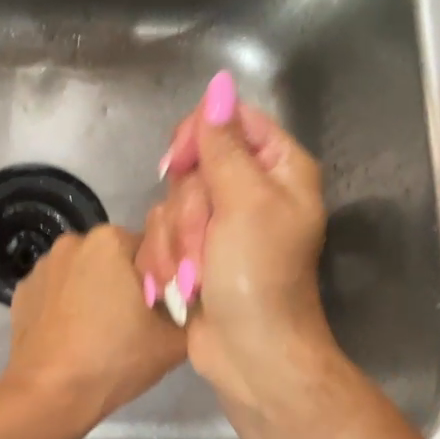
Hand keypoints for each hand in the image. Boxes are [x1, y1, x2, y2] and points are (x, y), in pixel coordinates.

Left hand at [4, 224, 186, 421]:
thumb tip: (193, 300)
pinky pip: (55, 292)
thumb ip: (193, 310)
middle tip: (133, 322)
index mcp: (110, 241)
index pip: (150, 249)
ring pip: (82, 274)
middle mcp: (72, 243)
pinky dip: (65, 306)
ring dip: (92, 291)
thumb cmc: (115, 360)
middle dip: (124, 282)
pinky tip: (71, 336)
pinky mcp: (21, 292)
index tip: (161, 309)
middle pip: (113, 258)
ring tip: (99, 332)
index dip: (160, 279)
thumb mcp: (175, 339)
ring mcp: (41, 267)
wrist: (49, 394)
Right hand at [134, 72, 334, 412]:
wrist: (247, 352)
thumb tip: (219, 86)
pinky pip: (161, 237)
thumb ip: (225, 145)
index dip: (198, 138)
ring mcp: (218, 224)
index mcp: (277, 169)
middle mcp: (248, 190)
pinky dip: (166, 264)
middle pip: (192, 166)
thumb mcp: (245, 203)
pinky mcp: (193, 254)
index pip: (228, 121)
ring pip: (169, 205)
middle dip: (187, 210)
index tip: (181, 166)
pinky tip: (179, 288)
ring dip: (174, 243)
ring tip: (194, 277)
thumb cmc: (257, 277)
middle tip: (205, 242)